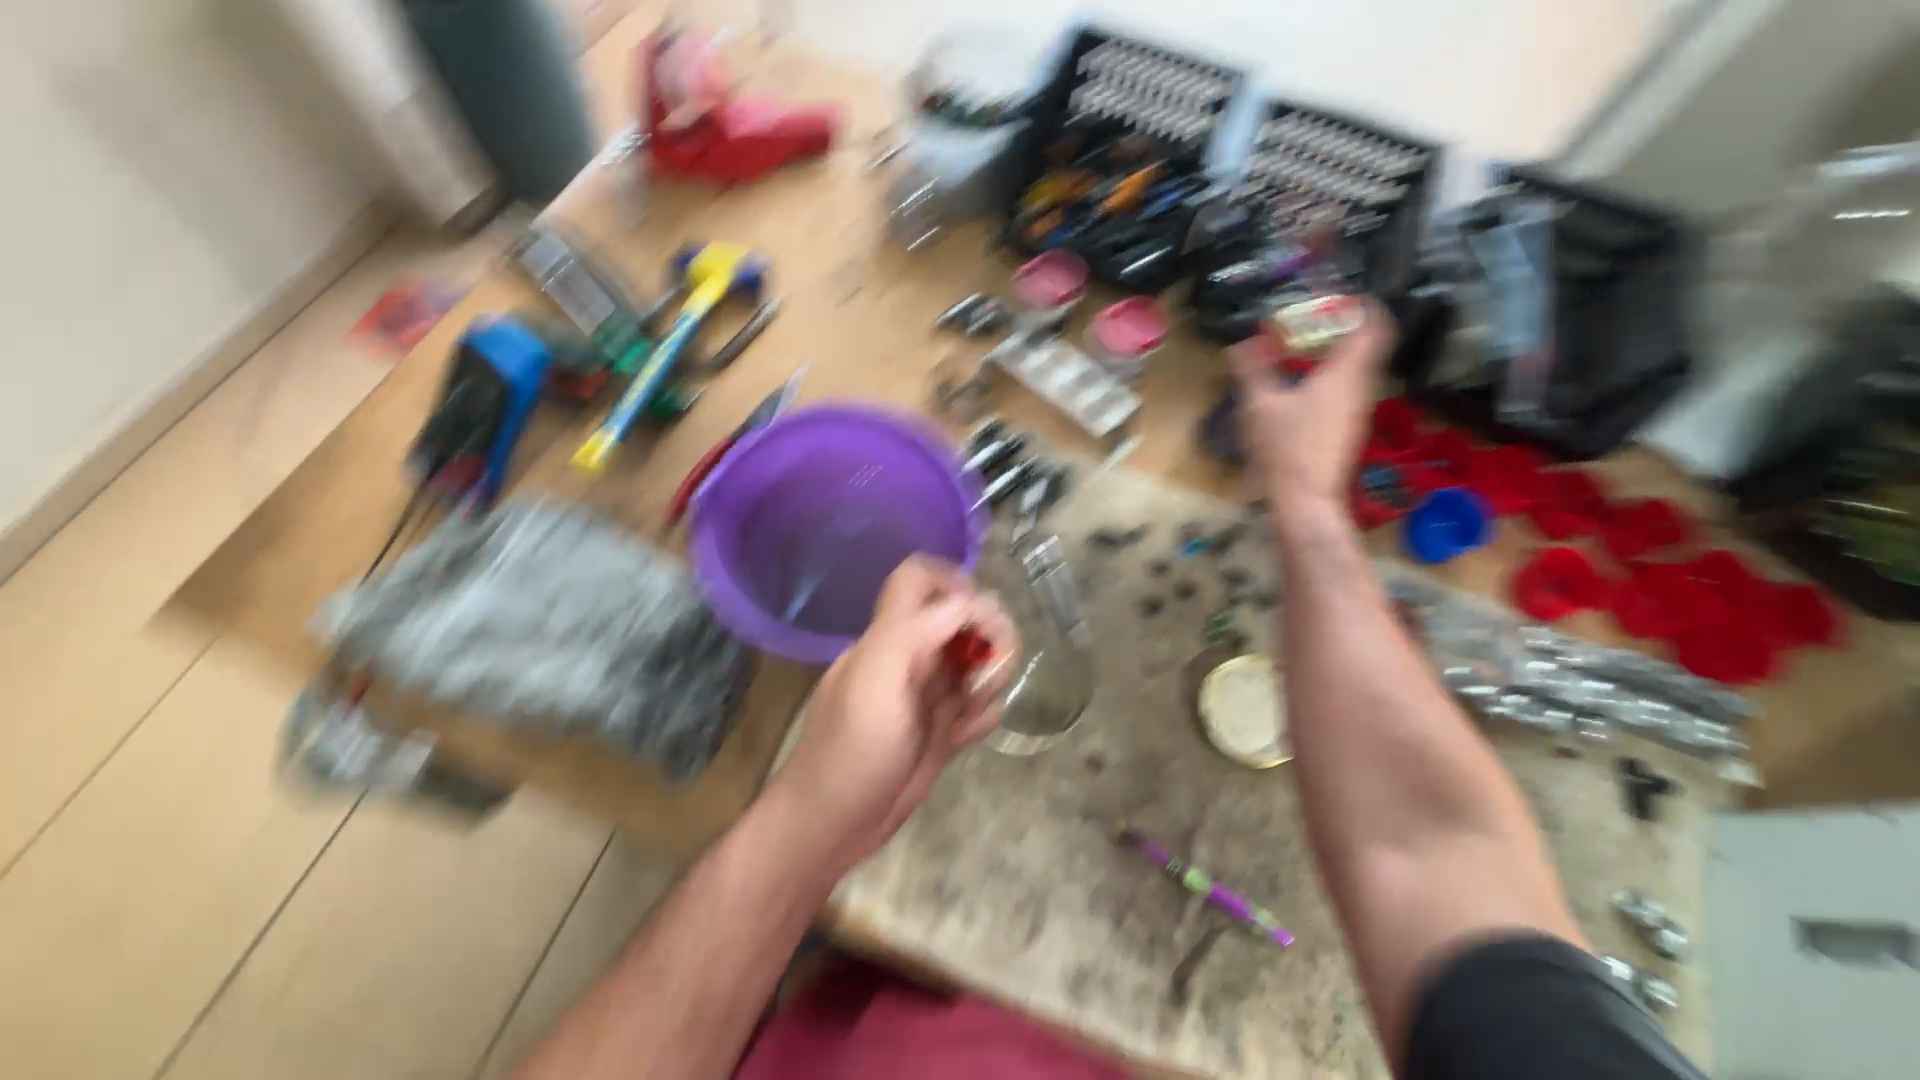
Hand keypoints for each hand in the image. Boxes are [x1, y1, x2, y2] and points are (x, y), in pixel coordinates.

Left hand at [767, 555, 1017, 872]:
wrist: (832, 824)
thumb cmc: (849, 750)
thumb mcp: (874, 681)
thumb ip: (916, 632)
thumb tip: (969, 605)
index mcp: (889, 635)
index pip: (920, 579)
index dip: (956, 584)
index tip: (981, 619)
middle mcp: (910, 657)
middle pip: (964, 618)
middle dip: (989, 638)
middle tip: (990, 673)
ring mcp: (926, 695)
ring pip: (978, 664)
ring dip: (990, 680)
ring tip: (974, 709)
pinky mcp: (939, 732)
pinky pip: (978, 708)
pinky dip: (983, 717)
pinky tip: (967, 738)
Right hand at [1229, 298, 1397, 520]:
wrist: (1305, 500)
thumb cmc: (1285, 450)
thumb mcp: (1259, 406)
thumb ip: (1252, 370)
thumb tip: (1241, 344)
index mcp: (1344, 374)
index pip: (1372, 327)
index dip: (1363, 306)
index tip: (1341, 296)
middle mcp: (1360, 388)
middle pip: (1365, 346)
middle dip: (1342, 328)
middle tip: (1311, 319)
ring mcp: (1357, 411)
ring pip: (1355, 369)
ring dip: (1334, 355)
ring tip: (1302, 350)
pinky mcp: (1347, 429)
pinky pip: (1345, 390)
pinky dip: (1330, 378)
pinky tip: (1301, 387)